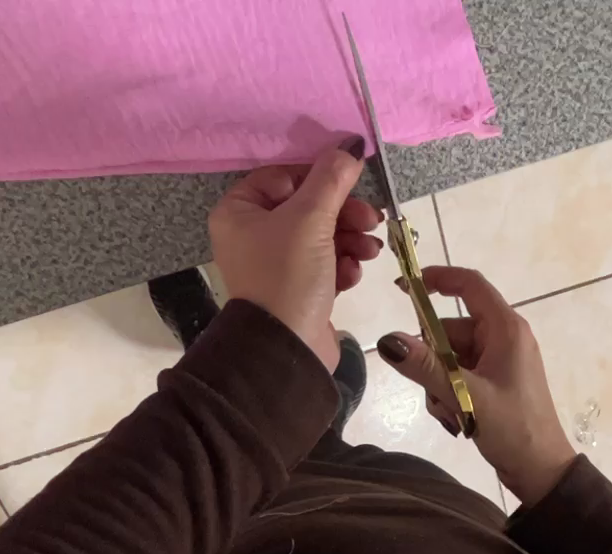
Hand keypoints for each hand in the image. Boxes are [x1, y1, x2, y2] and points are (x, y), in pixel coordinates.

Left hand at [208, 137, 383, 369]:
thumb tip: (350, 146)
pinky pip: (324, 266)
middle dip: (344, 214)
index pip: (285, 177)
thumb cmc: (288, 277)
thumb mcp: (311, 219)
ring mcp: (275, 266)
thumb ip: (332, 179)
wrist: (287, 350)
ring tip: (370, 252)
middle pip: (308, 208)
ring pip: (321, 237)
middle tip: (372, 219)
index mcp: (239, 212)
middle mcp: (252, 236)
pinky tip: (353, 275)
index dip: (321, 178)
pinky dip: (342, 267)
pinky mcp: (298, 292)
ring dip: (351, 240)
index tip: (352, 184)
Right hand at [376, 267, 576, 503]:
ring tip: (450, 413)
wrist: (541, 471)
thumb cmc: (514, 429)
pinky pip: (459, 376)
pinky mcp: (494, 383)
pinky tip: (455, 418)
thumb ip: (426, 367)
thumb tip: (387, 340)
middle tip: (432, 390)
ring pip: (450, 357)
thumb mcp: (466, 396)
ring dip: (439, 384)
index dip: (437, 279)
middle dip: (432, 359)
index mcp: (506, 329)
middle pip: (451, 330)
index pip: (469, 285)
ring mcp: (499, 362)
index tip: (402, 287)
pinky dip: (449, 394)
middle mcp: (503, 338)